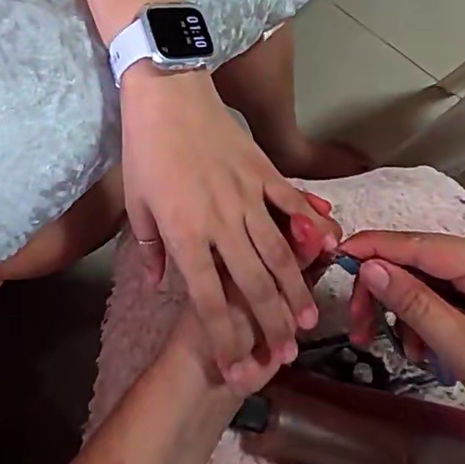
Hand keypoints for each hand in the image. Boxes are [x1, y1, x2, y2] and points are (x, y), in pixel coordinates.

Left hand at [121, 68, 336, 389]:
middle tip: (287, 353)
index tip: (238, 367)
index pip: (208, 300)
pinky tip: (330, 248)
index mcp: (185, 234)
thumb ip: (149, 249)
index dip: (225, 339)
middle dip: (270, 323)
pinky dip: (312, 228)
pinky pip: (292, 205)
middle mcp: (221, 223)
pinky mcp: (265, 173)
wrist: (167, 95)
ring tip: (308, 317)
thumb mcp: (135, 204)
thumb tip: (158, 283)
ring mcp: (248, 197)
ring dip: (295, 288)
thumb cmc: (144, 151)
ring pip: (278, 252)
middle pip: (251, 284)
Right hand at [340, 232, 464, 441]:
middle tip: (359, 330)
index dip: (374, 247)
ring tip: (402, 352)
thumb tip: (368, 267)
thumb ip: (415, 304)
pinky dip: (420, 319)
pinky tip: (422, 350)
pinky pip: (437, 294)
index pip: (420, 245)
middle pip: (417, 261)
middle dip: (384, 292)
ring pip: (422, 279)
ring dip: (401, 312)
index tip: (333, 256)